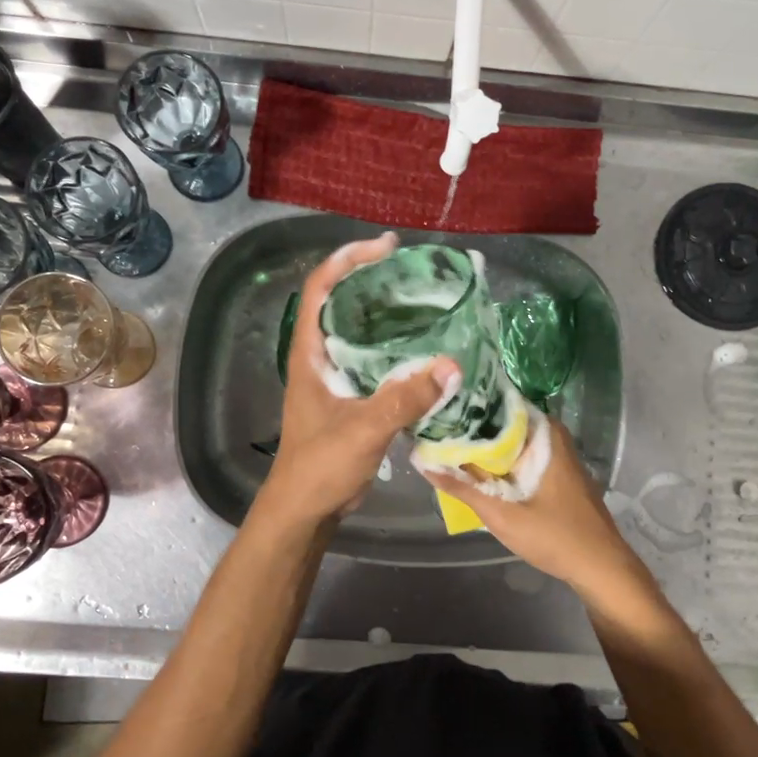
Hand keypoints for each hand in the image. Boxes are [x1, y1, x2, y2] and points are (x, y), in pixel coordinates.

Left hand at [259, 233, 458, 527]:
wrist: (305, 509)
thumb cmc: (320, 465)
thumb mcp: (363, 429)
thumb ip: (405, 398)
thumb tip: (452, 366)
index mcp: (310, 353)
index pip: (320, 288)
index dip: (347, 260)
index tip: (385, 247)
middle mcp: (320, 357)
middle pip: (342, 303)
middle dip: (374, 281)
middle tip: (415, 272)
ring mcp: (334, 378)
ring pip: (360, 333)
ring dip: (388, 315)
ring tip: (426, 303)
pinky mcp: (350, 399)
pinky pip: (375, 361)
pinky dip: (399, 350)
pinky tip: (427, 352)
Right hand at [421, 421, 649, 599]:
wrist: (600, 567)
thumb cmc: (555, 537)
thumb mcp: (501, 514)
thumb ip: (461, 486)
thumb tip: (421, 459)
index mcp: (543, 433)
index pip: (497, 402)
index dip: (464, 405)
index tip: (433, 407)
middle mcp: (550, 434)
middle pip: (501, 421)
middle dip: (468, 427)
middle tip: (429, 427)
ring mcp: (553, 453)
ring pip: (508, 440)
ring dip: (480, 447)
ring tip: (440, 444)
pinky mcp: (552, 471)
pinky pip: (517, 455)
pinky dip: (496, 461)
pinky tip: (471, 469)